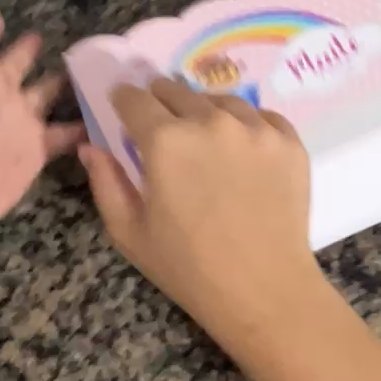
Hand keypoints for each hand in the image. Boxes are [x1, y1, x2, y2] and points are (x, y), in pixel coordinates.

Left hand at [0, 0, 82, 232]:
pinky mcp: (38, 149)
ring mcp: (20, 121)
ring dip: (66, 83)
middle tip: (58, 31)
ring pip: (47, 94)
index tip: (6, 2)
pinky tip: (107, 112)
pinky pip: (65, 133)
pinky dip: (84, 125)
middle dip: (31, 49)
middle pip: (18, 64)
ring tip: (96, 66)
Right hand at [79, 78, 327, 341]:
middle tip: (162, 123)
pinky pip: (262, 117)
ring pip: (221, 100)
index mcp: (165, 141)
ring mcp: (255, 129)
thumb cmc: (188, 267)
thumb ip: (106, 182)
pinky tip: (243, 148)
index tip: (124, 108)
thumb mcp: (130, 232)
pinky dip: (247, 126)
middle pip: (177, 92)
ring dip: (206, 111)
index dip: (124, 101)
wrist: (263, 288)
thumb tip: (91, 148)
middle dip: (162, 102)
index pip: (135, 99)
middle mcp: (211, 122)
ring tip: (205, 136)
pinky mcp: (289, 142)